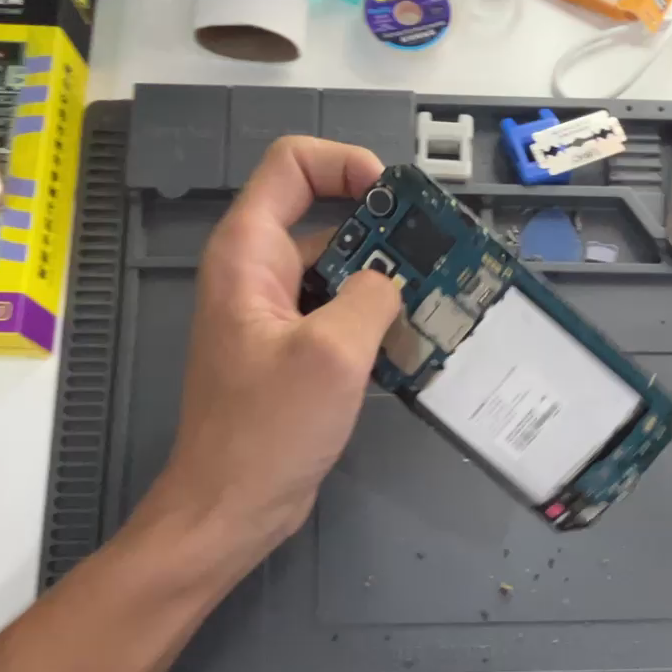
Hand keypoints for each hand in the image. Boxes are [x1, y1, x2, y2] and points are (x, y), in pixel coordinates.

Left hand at [124, 137, 399, 578]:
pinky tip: (411, 342)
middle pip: (324, 218)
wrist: (233, 506)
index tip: (399, 201)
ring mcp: (274, 317)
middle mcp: (256, 274)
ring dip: (385, 282)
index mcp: (248, 253)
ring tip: (437, 301)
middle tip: (439, 259)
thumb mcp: (333, 354)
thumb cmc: (270, 429)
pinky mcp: (292, 355)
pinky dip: (374, 322)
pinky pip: (338, 317)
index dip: (347, 165)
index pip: (293, 165)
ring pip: (337, 273)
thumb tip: (390, 284)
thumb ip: (371, 297)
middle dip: (383, 231)